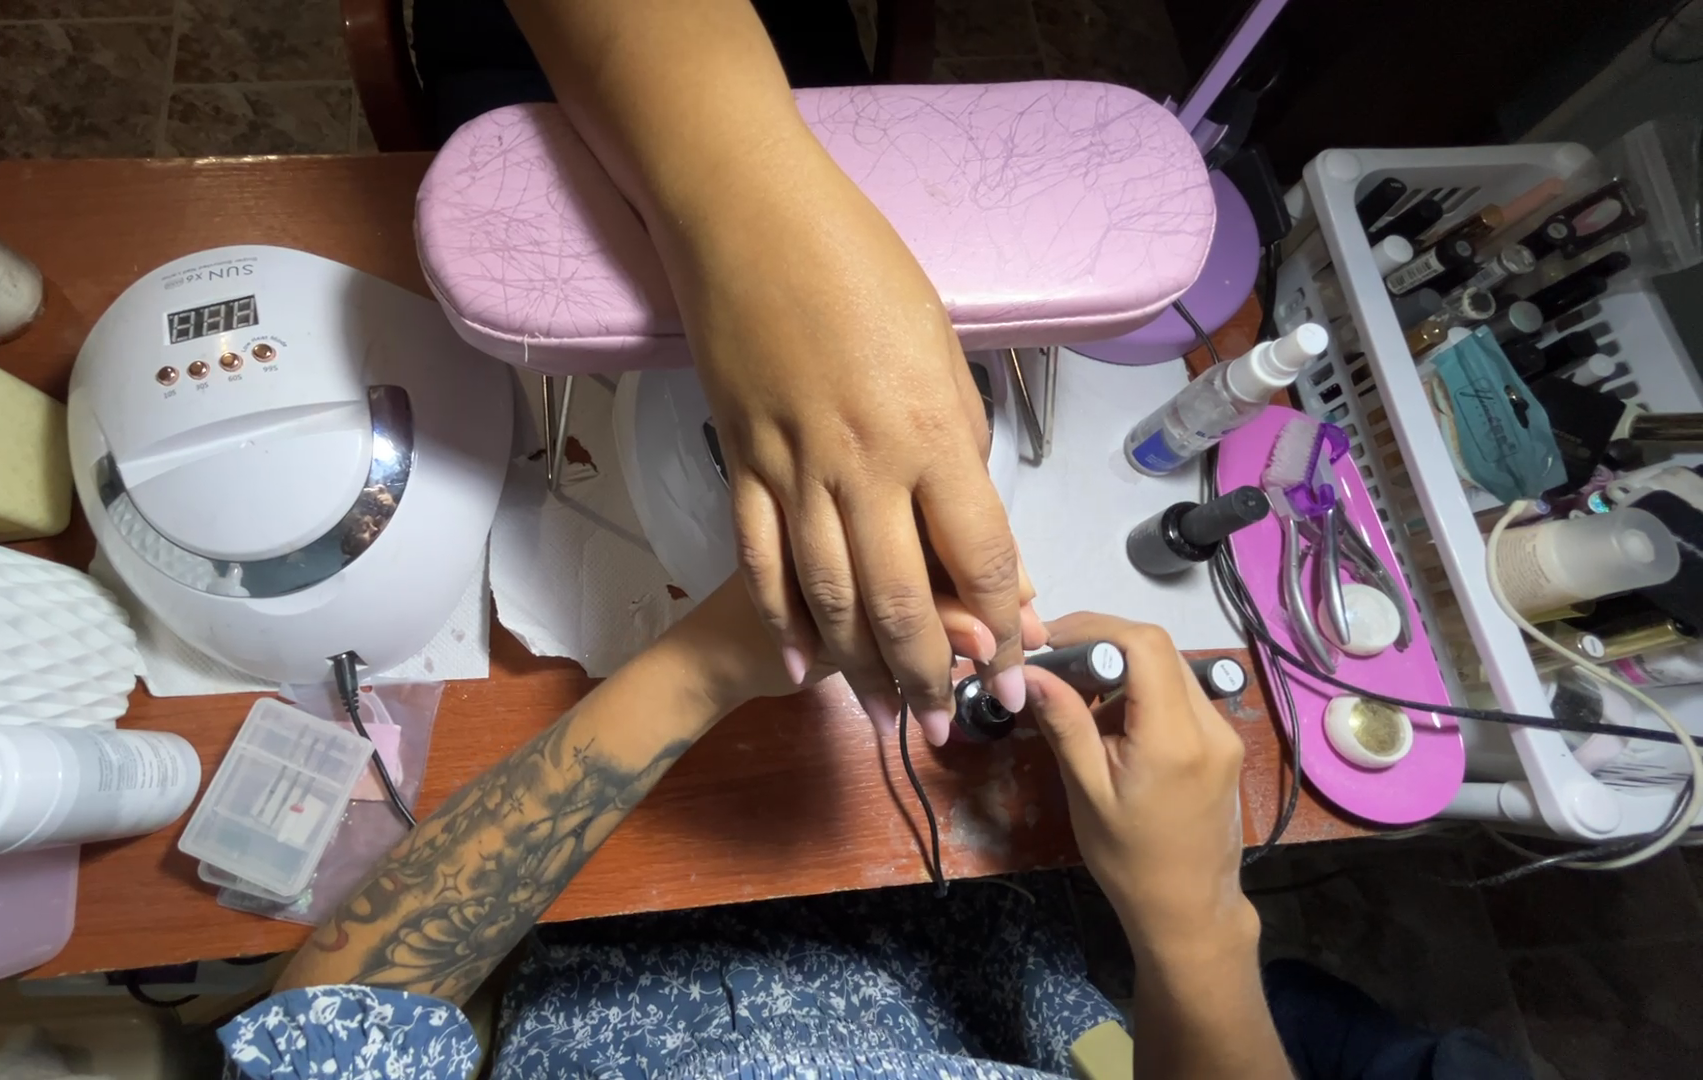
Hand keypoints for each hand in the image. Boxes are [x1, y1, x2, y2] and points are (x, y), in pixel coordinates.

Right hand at [668, 135, 1031, 744]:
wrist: (750, 224)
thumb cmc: (862, 269)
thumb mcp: (941, 351)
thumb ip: (954, 446)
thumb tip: (962, 524)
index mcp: (931, 431)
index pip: (979, 554)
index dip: (1001, 622)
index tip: (1012, 667)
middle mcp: (864, 468)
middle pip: (900, 597)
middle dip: (929, 670)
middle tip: (947, 720)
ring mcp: (793, 473)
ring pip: (828, 594)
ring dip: (861, 664)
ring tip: (886, 711)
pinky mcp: (742, 469)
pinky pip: (759, 562)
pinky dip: (780, 623)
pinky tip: (802, 670)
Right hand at [1024, 614, 1254, 959]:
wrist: (1189, 910)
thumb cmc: (1128, 856)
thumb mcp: (1086, 789)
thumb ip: (1063, 722)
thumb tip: (1027, 670)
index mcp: (1175, 736)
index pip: (1144, 644)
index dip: (1093, 627)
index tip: (1048, 641)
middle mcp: (1209, 724)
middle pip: (1156, 647)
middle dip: (1099, 642)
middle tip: (1052, 663)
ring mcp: (1221, 732)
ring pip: (1166, 665)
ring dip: (1116, 665)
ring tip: (1073, 696)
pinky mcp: (1218, 741)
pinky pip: (1174, 691)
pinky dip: (1134, 689)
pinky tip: (1106, 720)